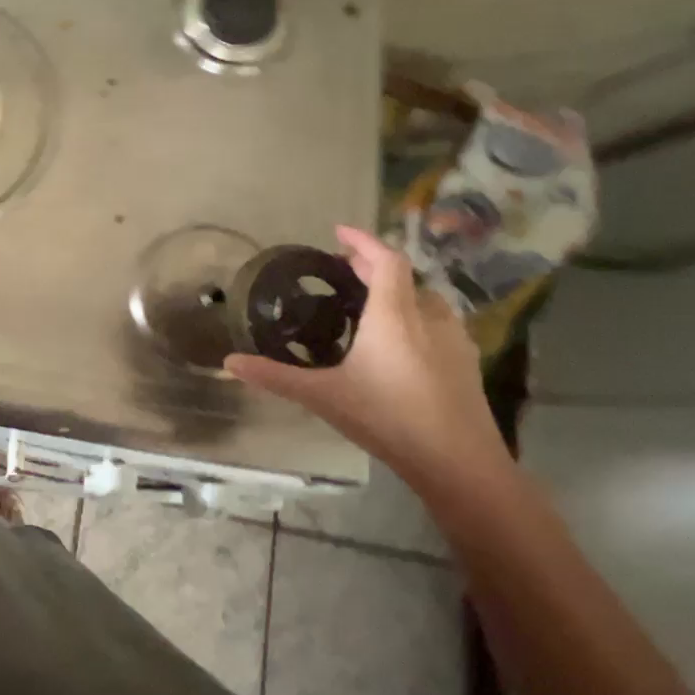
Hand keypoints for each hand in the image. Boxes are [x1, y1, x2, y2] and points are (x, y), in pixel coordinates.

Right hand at [224, 226, 507, 482]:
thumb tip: (228, 363)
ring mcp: (453, 342)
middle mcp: (428, 319)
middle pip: (406, 278)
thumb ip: (275, 376)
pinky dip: (415, 316)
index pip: (386, 262)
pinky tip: (400, 341)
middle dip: (375, 266)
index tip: (339, 231)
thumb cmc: (388, 419)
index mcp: (394, 317)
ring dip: (398, 291)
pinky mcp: (465, 364)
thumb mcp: (322, 397)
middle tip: (343, 269)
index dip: (364, 241)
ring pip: (426, 301)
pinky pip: (438, 324)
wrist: (459, 463)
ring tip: (369, 302)